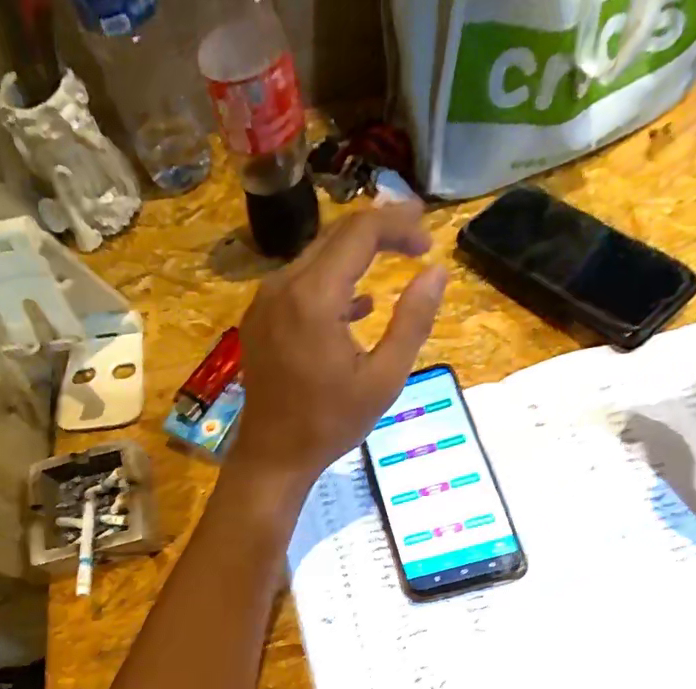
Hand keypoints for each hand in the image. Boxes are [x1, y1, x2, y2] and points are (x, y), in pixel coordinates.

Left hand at [229, 203, 449, 487]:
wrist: (272, 454)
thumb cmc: (330, 423)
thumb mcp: (384, 379)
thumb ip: (413, 321)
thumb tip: (437, 272)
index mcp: (313, 298)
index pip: (360, 233)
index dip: (399, 226)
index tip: (428, 243)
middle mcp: (282, 287)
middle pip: (335, 236)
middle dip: (379, 230)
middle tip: (417, 238)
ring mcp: (264, 301)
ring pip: (315, 256)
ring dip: (354, 255)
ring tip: (393, 260)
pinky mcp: (258, 318)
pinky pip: (298, 283)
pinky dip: (330, 282)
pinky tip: (357, 306)